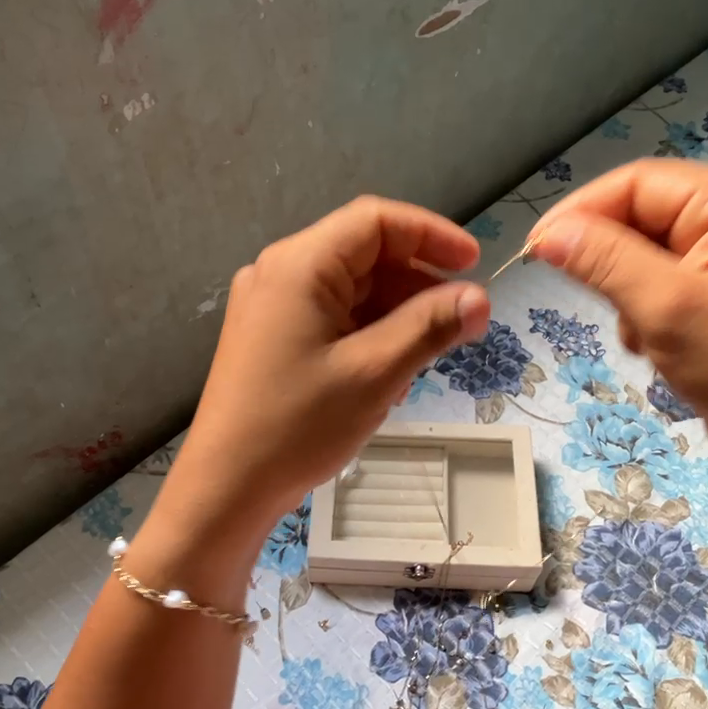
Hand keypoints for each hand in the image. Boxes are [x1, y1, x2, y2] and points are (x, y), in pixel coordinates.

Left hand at [171, 196, 490, 541]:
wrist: (227, 487)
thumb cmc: (298, 425)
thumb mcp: (374, 373)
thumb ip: (430, 327)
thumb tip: (479, 298)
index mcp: (299, 265)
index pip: (375, 221)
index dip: (431, 235)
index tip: (474, 265)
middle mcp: (279, 274)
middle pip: (363, 256)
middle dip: (416, 285)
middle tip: (460, 324)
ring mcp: (270, 309)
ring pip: (350, 293)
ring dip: (395, 316)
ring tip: (426, 359)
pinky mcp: (269, 342)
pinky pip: (330, 321)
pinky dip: (367, 337)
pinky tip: (388, 377)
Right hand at [529, 159, 707, 465]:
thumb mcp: (666, 307)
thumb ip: (604, 262)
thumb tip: (548, 234)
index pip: (635, 184)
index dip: (580, 212)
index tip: (536, 250)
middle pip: (638, 220)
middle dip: (608, 264)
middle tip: (587, 301)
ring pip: (642, 262)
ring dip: (625, 298)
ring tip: (640, 336)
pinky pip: (659, 294)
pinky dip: (644, 320)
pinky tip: (656, 351)